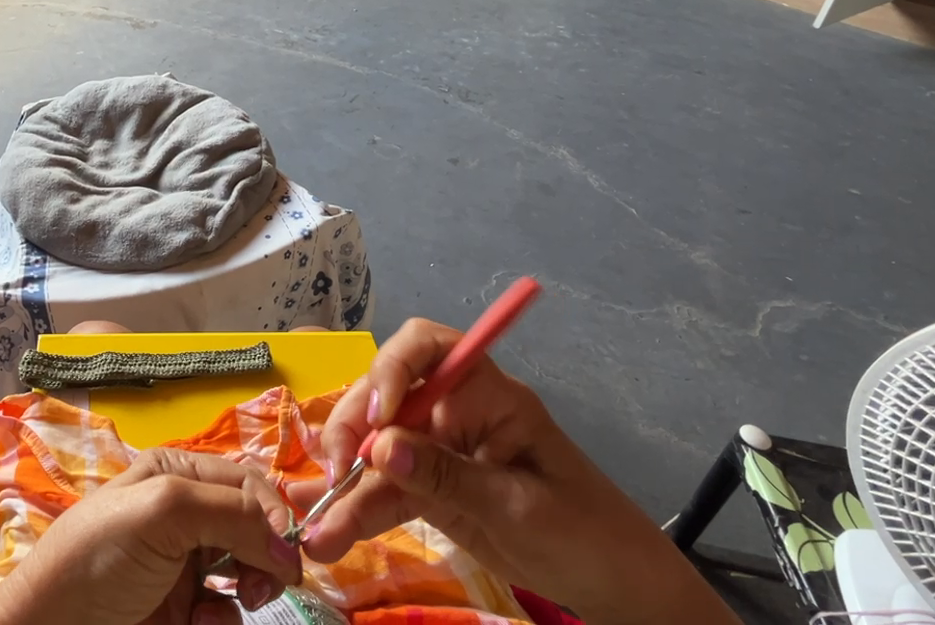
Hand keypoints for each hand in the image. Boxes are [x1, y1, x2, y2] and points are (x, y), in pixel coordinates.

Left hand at [0, 449, 303, 624]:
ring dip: (249, 589)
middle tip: (259, 585)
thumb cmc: (102, 556)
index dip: (271, 514)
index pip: (245, 483)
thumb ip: (230, 513)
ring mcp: (184, 563)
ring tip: (233, 603)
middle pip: (253, 526)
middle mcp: (184, 512)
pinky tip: (201, 623)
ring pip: (247, 571)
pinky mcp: (183, 608)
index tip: (286, 554)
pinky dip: (224, 620)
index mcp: (177, 473)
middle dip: (264, 554)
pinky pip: (227, 612)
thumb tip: (287, 545)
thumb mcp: (163, 511)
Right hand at [299, 318, 741, 624]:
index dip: (393, 366)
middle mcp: (451, 409)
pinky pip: (382, 490)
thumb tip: (379, 448)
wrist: (618, 589)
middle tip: (335, 471)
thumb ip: (445, 476)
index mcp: (485, 392)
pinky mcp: (426, 487)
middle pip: (384, 396)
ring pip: (373, 448)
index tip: (379, 413)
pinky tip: (327, 536)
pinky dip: (354, 513)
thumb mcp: (517, 506)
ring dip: (343, 483)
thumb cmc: (586, 532)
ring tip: (317, 526)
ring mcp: (435, 448)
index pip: (427, 345)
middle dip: (353, 428)